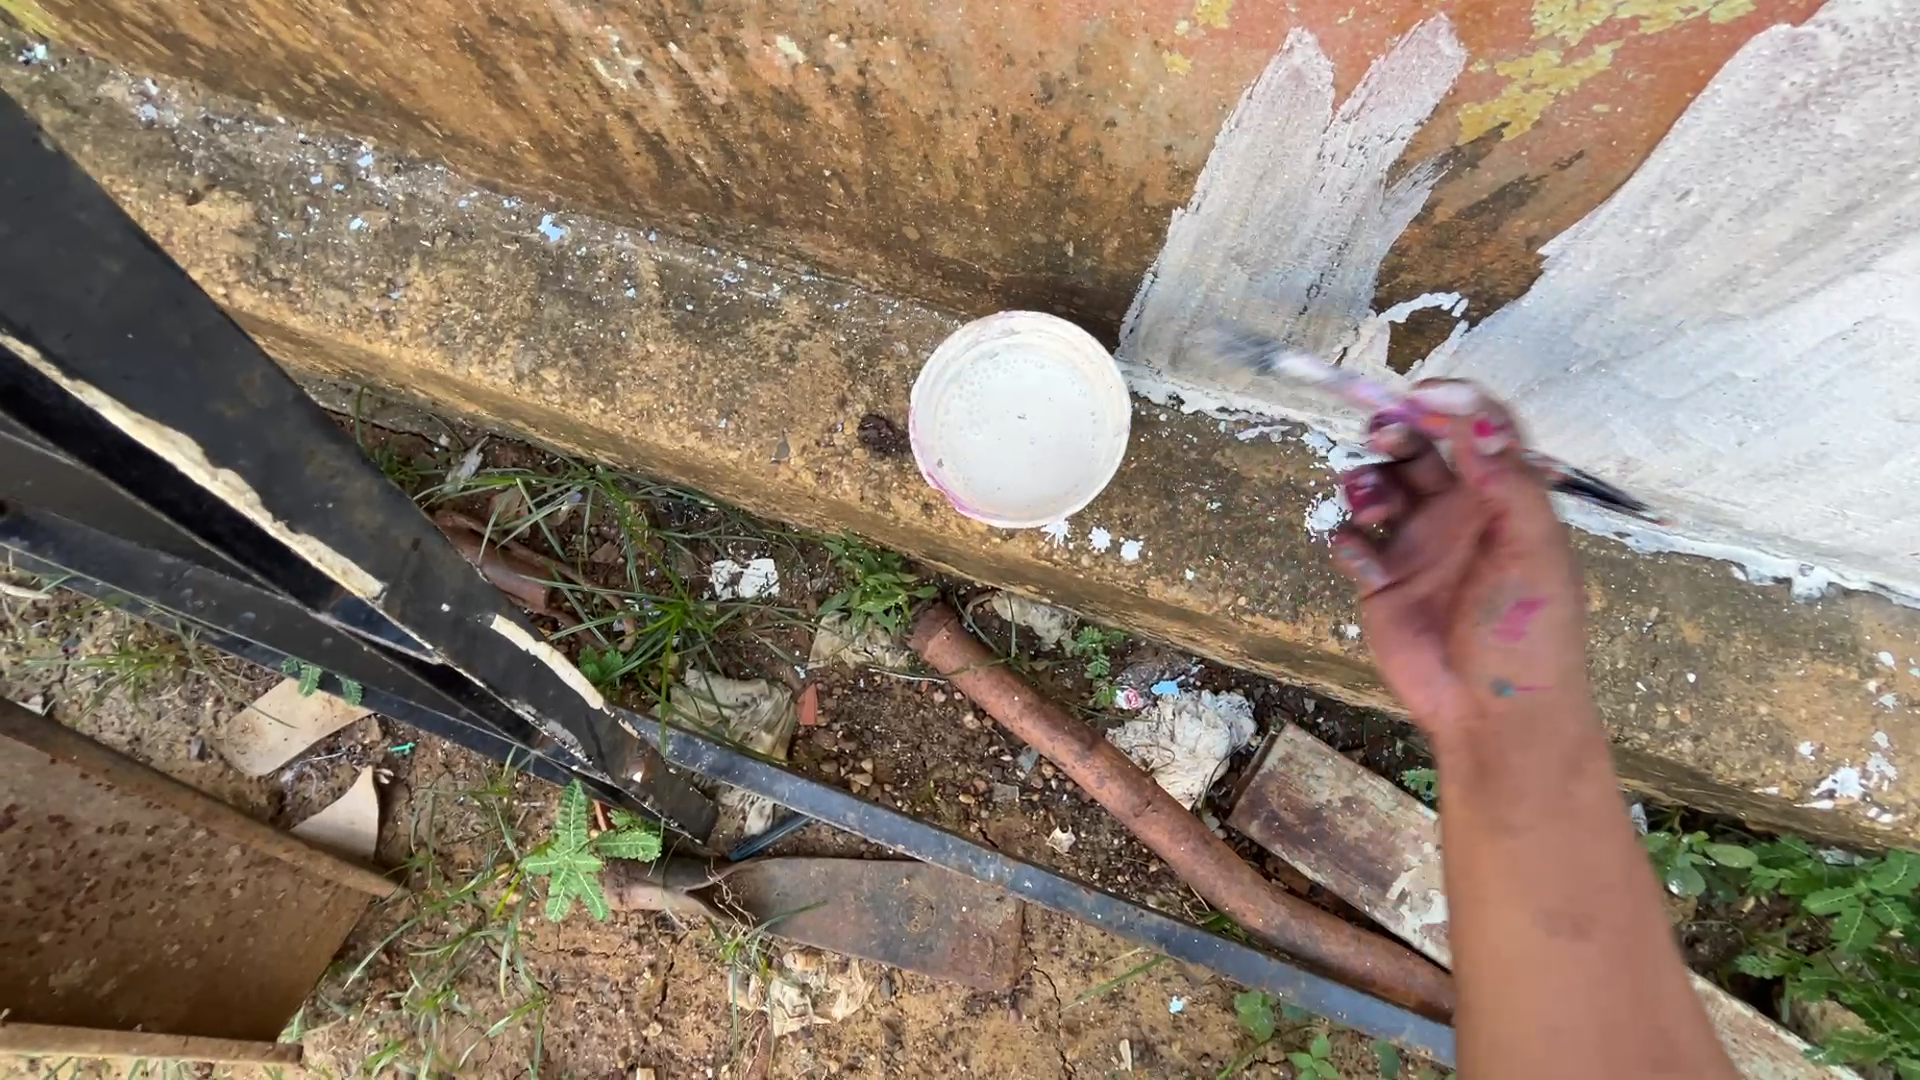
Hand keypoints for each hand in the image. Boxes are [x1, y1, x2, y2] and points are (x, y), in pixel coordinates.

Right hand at [1329, 382, 1589, 746]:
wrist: (1488, 710)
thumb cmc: (1524, 630)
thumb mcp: (1533, 553)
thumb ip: (1507, 484)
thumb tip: (1475, 418)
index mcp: (1502, 499)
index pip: (1476, 432)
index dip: (1446, 405)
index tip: (1411, 399)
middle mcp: (1456, 513)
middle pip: (1415, 451)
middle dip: (1393, 436)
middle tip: (1380, 439)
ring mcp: (1414, 545)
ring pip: (1376, 489)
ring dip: (1365, 485)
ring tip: (1370, 511)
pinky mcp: (1378, 579)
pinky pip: (1349, 542)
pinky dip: (1346, 541)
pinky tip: (1362, 562)